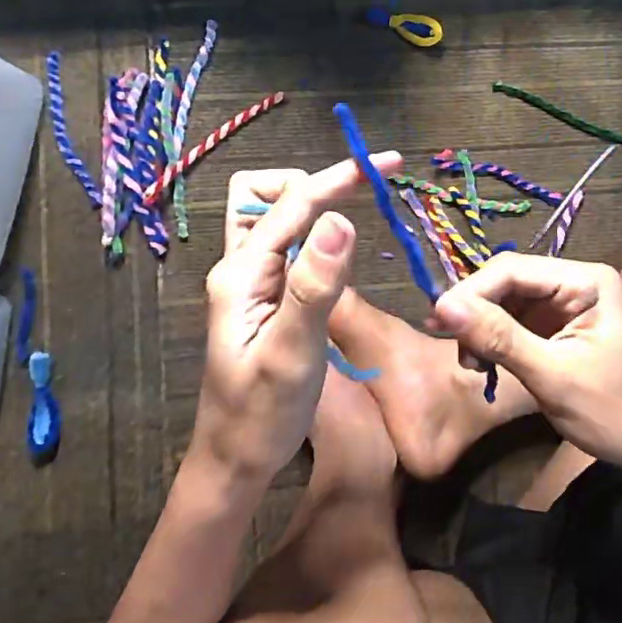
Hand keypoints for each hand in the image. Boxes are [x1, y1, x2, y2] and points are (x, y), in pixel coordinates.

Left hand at [192, 153, 400, 483]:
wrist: (235, 459)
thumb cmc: (261, 414)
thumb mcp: (292, 353)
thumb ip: (314, 286)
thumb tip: (340, 219)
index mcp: (241, 274)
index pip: (292, 206)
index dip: (339, 178)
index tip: (386, 163)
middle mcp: (240, 266)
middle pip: (266, 194)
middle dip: (313, 183)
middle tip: (360, 194)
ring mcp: (250, 280)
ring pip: (273, 215)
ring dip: (311, 205)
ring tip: (352, 219)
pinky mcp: (265, 295)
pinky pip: (286, 244)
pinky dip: (313, 232)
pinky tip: (336, 252)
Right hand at [427, 253, 621, 480]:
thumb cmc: (615, 413)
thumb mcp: (553, 376)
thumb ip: (499, 338)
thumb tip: (443, 306)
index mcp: (586, 280)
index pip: (513, 269)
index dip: (472, 291)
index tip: (437, 322)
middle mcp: (573, 281)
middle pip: (506, 281)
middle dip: (475, 312)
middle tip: (455, 350)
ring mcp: (564, 303)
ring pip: (503, 300)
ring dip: (480, 329)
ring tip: (473, 365)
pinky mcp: (554, 325)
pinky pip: (511, 320)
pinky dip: (491, 340)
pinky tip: (484, 363)